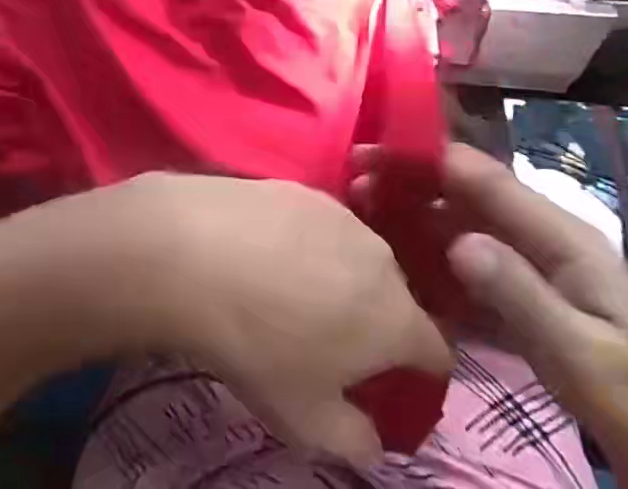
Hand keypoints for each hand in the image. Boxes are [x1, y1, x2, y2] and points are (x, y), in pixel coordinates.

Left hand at [102, 174, 453, 465]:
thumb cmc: (258, 345)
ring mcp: (338, 212)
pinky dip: (301, 241)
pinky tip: (260, 252)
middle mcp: (380, 256)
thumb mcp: (305, 420)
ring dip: (336, 275)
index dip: (416, 376)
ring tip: (286, 292)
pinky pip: (315, 224)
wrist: (192, 251)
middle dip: (373, 321)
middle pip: (393, 297)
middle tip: (325, 340)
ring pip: (353, 255)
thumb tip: (370, 441)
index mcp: (397, 318)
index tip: (383, 387)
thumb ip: (354, 440)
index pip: (434, 352)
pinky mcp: (297, 186)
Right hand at [356, 146, 627, 488]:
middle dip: (409, 183)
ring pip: (459, 224)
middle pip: (465, 194)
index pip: (485, 178)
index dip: (426, 158)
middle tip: (352, 184)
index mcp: (564, 236)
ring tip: (359, 213)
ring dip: (411, 215)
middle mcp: (542, 237)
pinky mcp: (517, 292)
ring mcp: (530, 263)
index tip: (371, 155)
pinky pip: (463, 261)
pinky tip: (392, 260)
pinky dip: (427, 255)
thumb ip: (521, 296)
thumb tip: (458, 240)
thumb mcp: (583, 356)